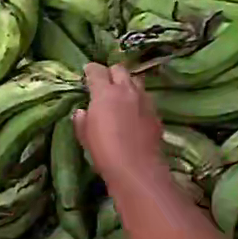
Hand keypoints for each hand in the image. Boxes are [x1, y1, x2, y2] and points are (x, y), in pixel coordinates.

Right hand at [74, 63, 165, 189]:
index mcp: (105, 93)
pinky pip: (145, 98)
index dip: (90, 70)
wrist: (137, 169)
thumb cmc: (104, 152)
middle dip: (110, 72)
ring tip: (121, 94)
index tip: (86, 72)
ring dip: (127, 83)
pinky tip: (133, 111)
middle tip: (104, 82)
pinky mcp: (156, 113)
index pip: (97, 71)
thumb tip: (83, 111)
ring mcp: (144, 100)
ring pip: (136, 81)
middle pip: (119, 69)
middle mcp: (126, 91)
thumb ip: (82, 120)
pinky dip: (137, 99)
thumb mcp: (84, 136)